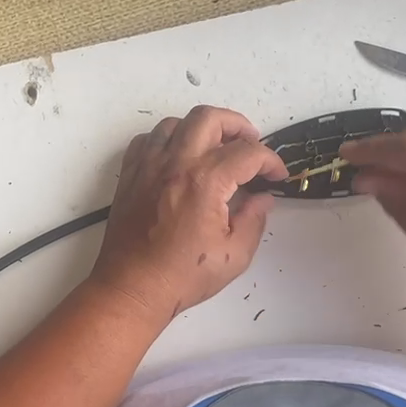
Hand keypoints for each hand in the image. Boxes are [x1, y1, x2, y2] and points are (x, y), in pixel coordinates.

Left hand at [90, 106, 288, 321]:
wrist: (132, 289)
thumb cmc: (181, 276)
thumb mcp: (234, 255)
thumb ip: (254, 220)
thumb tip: (262, 199)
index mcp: (204, 182)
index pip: (247, 153)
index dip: (270, 161)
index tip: (276, 175)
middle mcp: (175, 164)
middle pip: (209, 118)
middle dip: (237, 126)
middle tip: (250, 145)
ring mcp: (148, 167)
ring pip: (175, 123)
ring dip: (200, 129)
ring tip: (215, 148)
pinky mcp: (130, 175)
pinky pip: (147, 140)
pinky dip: (167, 140)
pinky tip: (179, 157)